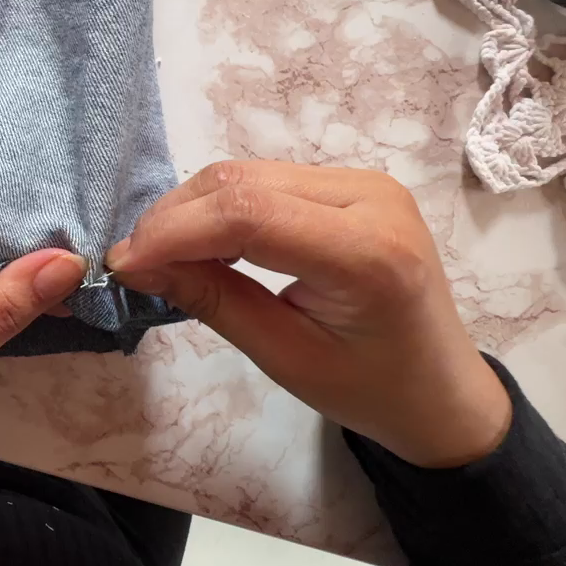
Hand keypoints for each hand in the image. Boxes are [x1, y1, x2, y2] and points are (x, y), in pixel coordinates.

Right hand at [105, 161, 511, 468]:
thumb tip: (132, 264)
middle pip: (239, 183)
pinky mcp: (345, 183)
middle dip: (172, 218)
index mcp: (368, 253)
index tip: (124, 264)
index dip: (173, 232)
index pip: (247, 216)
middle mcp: (369, 197)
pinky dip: (215, 208)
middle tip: (133, 261)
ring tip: (158, 254)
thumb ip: (209, 299)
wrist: (441, 390)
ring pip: (242, 174)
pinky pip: (260, 180)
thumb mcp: (282, 356)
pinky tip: (198, 240)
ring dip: (188, 210)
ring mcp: (360, 182)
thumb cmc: (369, 389)